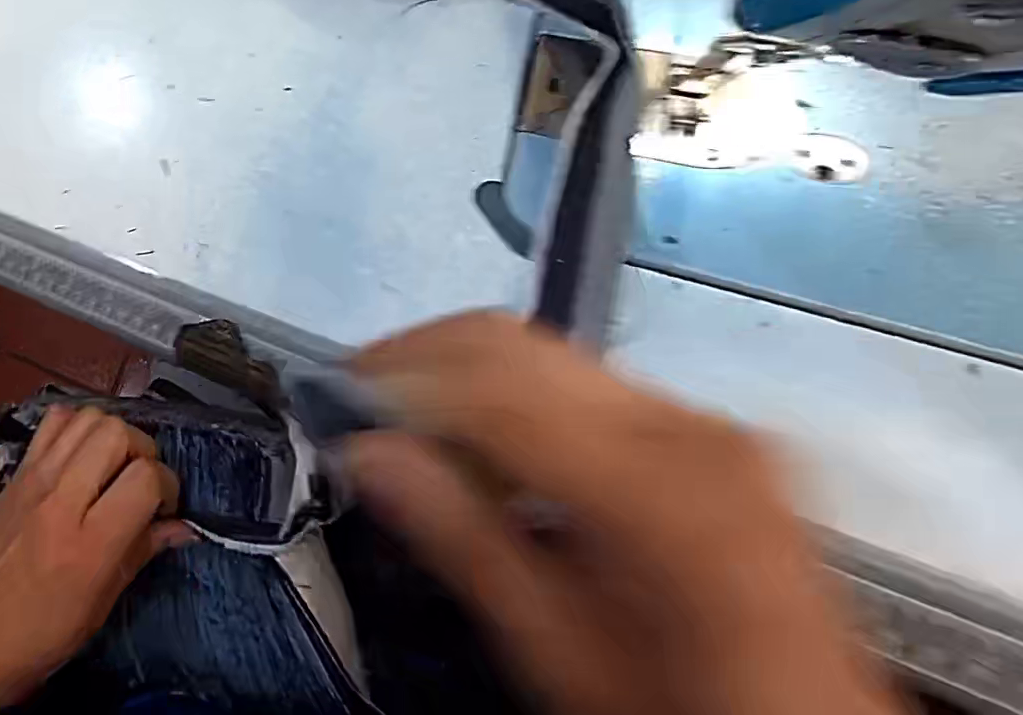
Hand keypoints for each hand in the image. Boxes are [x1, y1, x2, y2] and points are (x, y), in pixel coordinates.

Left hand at [0, 406, 191, 714]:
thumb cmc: (37, 633)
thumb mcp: (100, 605)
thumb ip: (143, 552)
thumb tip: (184, 527)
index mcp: (88, 543)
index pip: (146, 477)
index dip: (168, 486)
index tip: (166, 507)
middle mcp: (62, 497)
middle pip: (118, 432)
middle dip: (144, 451)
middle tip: (142, 481)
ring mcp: (37, 475)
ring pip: (91, 416)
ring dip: (114, 434)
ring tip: (116, 465)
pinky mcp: (20, 467)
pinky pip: (57, 419)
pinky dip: (79, 424)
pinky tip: (84, 452)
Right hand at [345, 311, 903, 714]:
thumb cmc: (674, 708)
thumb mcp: (561, 653)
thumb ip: (461, 540)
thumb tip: (363, 450)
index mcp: (662, 490)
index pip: (491, 393)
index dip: (398, 384)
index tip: (332, 398)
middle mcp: (683, 423)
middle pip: (506, 344)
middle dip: (411, 355)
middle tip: (349, 392)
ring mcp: (690, 412)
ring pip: (527, 345)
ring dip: (445, 363)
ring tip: (390, 403)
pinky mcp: (682, 417)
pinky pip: (557, 369)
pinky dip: (489, 380)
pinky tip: (460, 422)